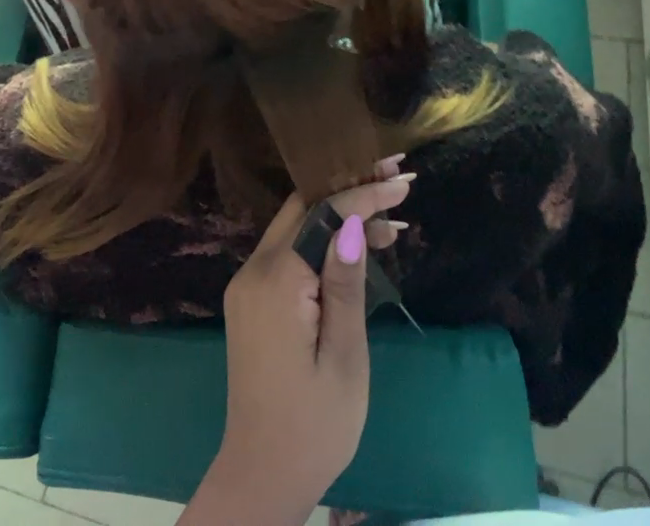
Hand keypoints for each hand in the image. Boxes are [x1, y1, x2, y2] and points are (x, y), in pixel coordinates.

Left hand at [179, 166, 412, 525]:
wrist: (262, 471)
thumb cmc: (316, 422)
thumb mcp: (344, 355)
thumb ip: (345, 285)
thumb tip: (352, 223)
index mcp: (276, 282)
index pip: (322, 216)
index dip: (363, 195)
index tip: (403, 181)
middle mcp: (252, 272)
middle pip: (301, 212)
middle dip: (348, 190)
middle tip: (396, 179)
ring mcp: (246, 286)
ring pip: (294, 230)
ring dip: (337, 217)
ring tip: (392, 217)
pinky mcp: (250, 301)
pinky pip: (286, 255)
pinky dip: (320, 243)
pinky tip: (356, 247)